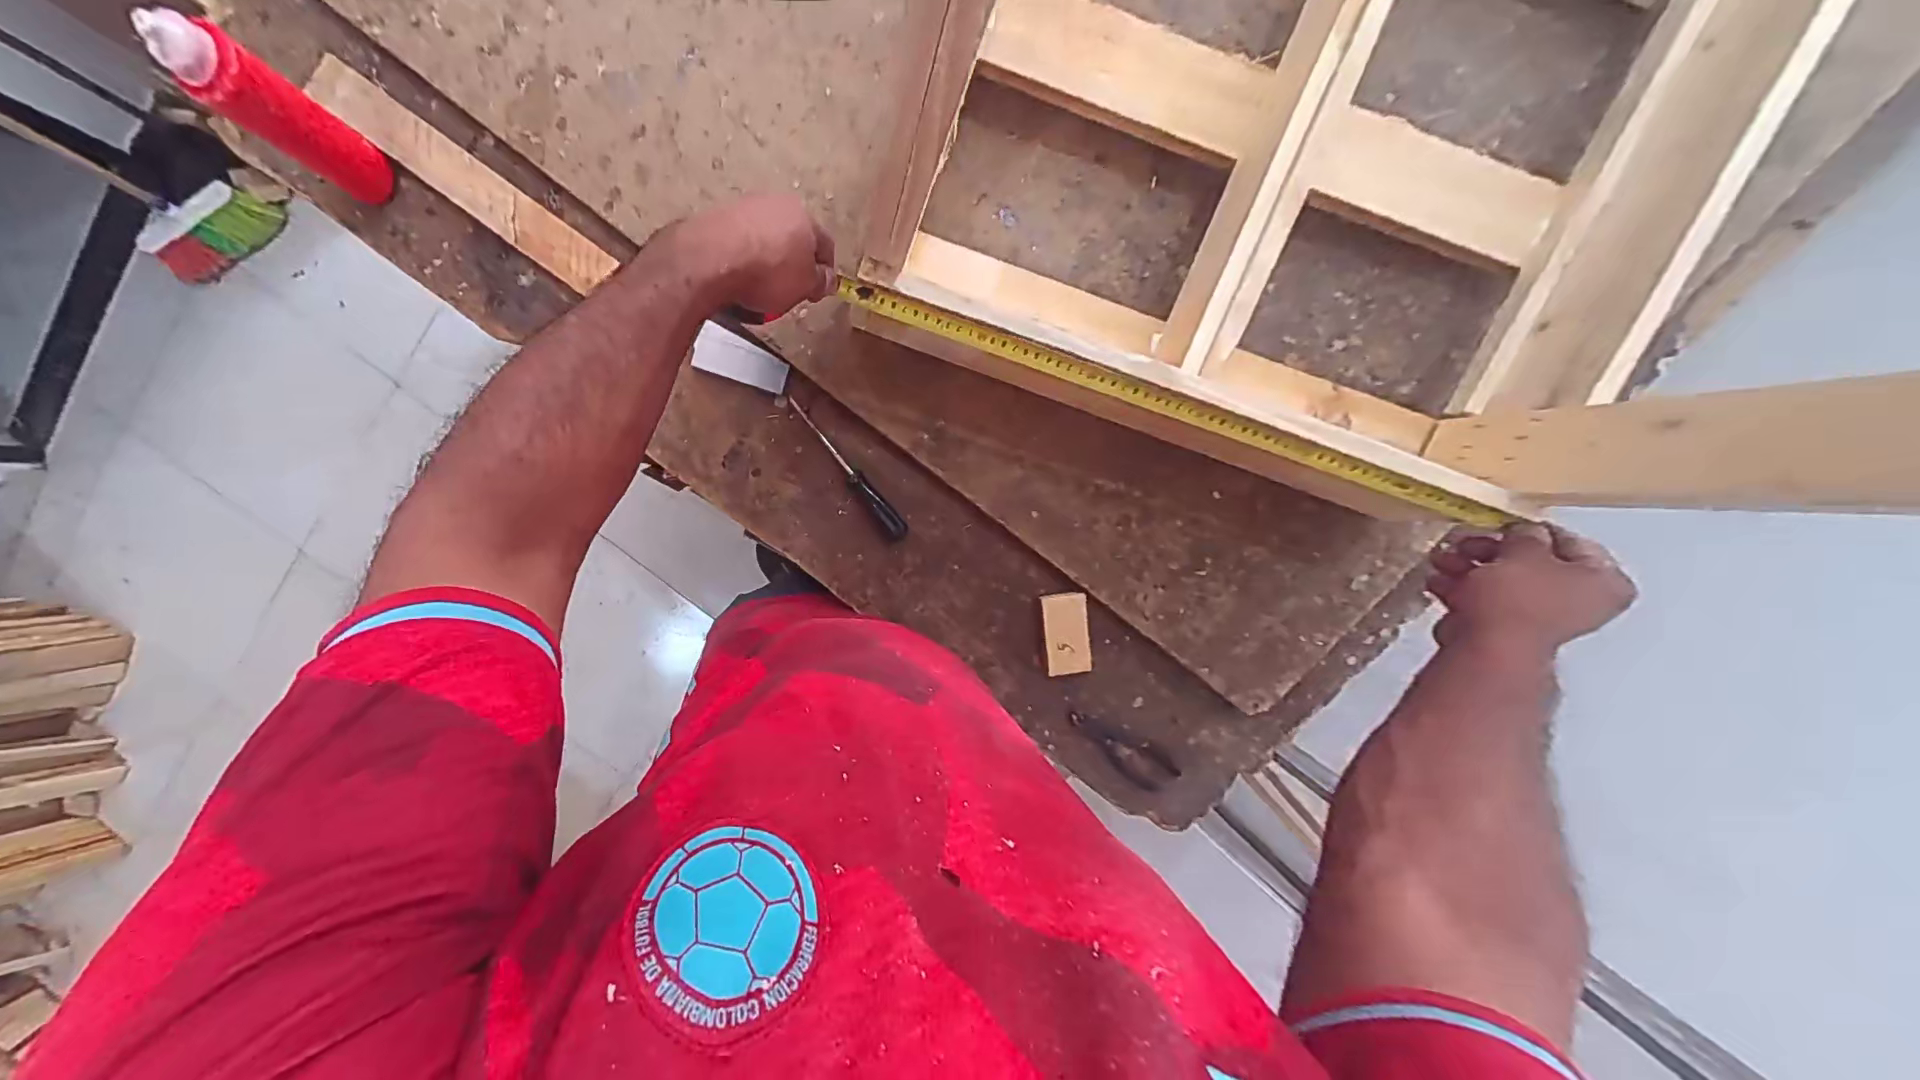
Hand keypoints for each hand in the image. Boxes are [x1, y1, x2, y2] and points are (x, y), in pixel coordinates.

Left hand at [679, 195, 836, 317]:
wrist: (710, 259)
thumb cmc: (768, 273)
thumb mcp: (805, 286)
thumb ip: (821, 281)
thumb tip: (827, 279)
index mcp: (804, 216)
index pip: (825, 245)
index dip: (825, 271)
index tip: (817, 291)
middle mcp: (776, 203)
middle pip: (794, 238)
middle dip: (794, 263)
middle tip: (789, 290)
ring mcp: (745, 206)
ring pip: (766, 238)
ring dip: (768, 260)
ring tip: (760, 286)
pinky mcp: (718, 216)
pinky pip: (740, 241)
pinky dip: (744, 258)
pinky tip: (738, 276)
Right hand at [1428, 522, 1635, 653]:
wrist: (1490, 648)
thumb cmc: (1518, 596)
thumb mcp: (1523, 551)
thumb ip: (1526, 534)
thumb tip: (1524, 533)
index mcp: (1604, 582)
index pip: (1571, 543)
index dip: (1532, 531)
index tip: (1501, 525)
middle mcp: (1581, 602)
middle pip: (1532, 565)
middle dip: (1490, 551)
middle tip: (1462, 542)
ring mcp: (1543, 620)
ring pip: (1503, 583)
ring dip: (1470, 569)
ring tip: (1441, 561)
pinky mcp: (1509, 633)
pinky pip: (1487, 603)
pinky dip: (1464, 590)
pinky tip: (1439, 582)